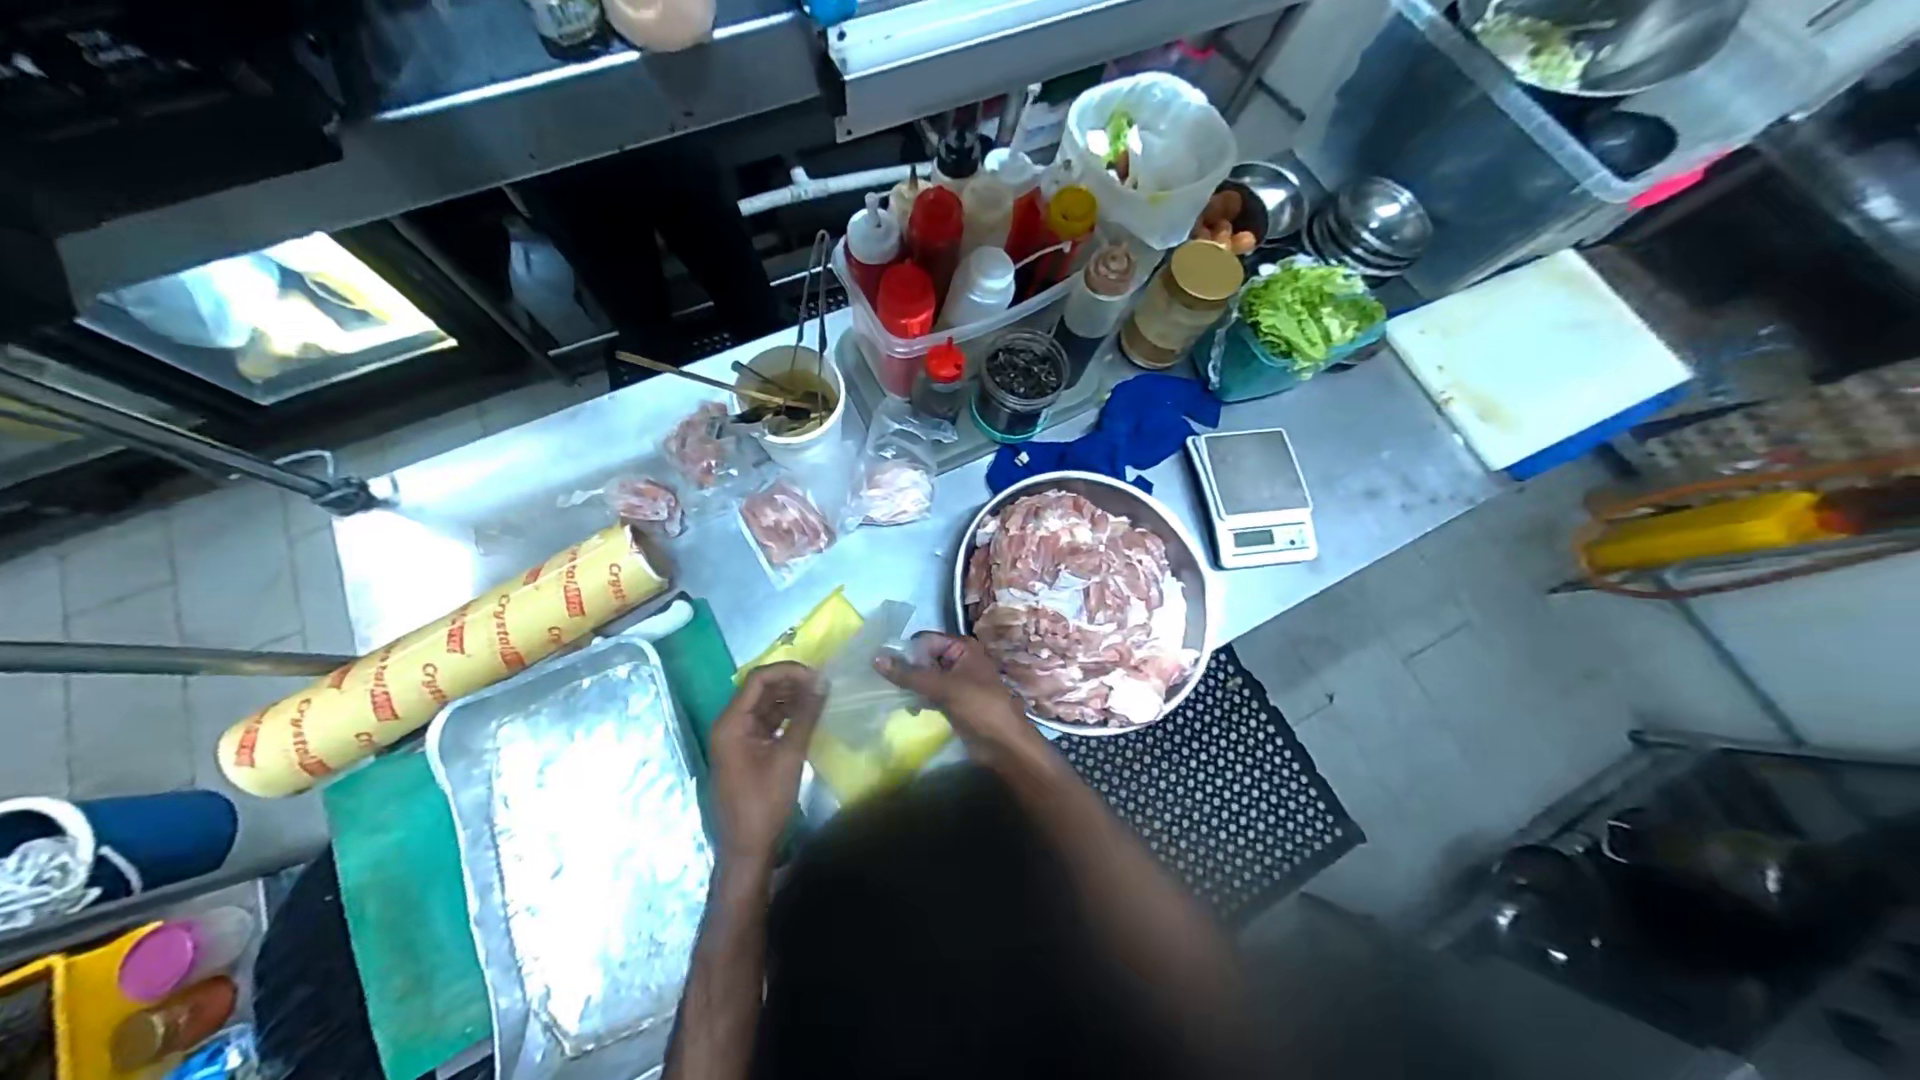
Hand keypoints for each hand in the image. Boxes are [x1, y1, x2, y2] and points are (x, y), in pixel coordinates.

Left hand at [710, 662, 822, 865]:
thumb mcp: (789, 756)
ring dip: (791, 698)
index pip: (758, 680)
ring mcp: (737, 738)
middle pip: (760, 690)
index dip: (788, 671)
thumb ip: (805, 716)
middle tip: (823, 685)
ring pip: (765, 705)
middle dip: (791, 683)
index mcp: (731, 723)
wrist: (746, 848)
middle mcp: (729, 724)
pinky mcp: (746, 750)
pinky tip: (809, 715)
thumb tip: (822, 683)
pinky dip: (786, 716)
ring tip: (820, 697)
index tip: (818, 675)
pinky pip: (767, 722)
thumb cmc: (764, 803)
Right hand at [876, 633, 1042, 765]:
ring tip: (898, 697)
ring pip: (925, 676)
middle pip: (924, 657)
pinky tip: (909, 708)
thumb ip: (910, 674)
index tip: (882, 664)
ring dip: (911, 685)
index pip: (925, 640)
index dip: (905, 650)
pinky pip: (929, 692)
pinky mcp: (953, 700)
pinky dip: (919, 698)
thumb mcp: (944, 687)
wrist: (1003, 745)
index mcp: (963, 647)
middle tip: (884, 683)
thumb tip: (876, 658)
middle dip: (906, 669)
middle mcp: (959, 659)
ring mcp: (956, 681)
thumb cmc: (979, 707)